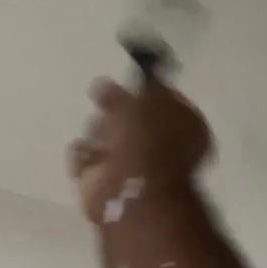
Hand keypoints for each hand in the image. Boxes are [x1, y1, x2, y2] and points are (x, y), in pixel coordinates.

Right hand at [67, 75, 214, 223]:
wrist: (128, 189)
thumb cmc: (147, 140)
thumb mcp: (148, 100)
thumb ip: (138, 86)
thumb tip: (117, 79)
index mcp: (184, 126)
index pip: (163, 100)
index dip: (143, 89)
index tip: (125, 78)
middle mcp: (161, 149)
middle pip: (133, 123)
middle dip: (115, 112)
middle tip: (100, 98)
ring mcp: (131, 169)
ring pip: (109, 143)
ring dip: (98, 134)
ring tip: (93, 129)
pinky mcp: (103, 186)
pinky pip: (88, 163)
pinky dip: (83, 156)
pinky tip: (82, 149)